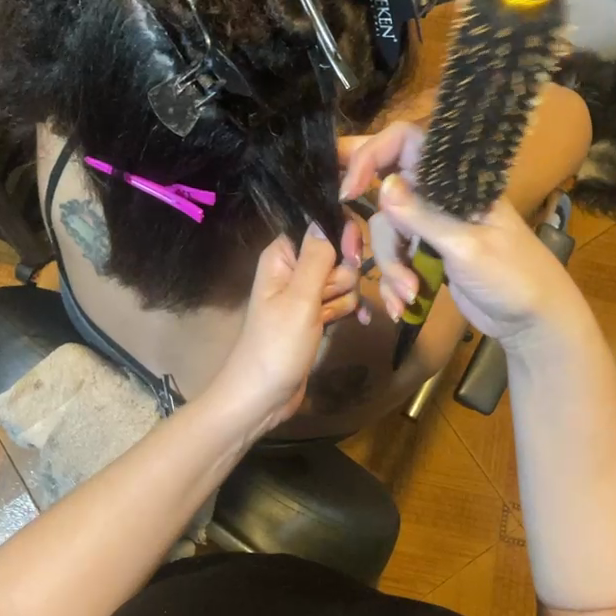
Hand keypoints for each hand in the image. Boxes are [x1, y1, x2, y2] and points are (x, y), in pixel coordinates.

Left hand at [210, 224, 344, 434]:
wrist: (262, 396)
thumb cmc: (276, 346)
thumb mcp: (300, 298)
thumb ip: (317, 257)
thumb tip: (327, 218)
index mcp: (281, 256)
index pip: (317, 225)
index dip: (339, 236)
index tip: (352, 254)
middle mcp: (291, 269)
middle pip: (336, 253)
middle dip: (343, 275)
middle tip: (327, 298)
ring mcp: (303, 294)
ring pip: (342, 279)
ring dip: (344, 298)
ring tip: (326, 320)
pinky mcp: (313, 316)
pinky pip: (340, 301)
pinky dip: (345, 311)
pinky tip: (351, 324)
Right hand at [346, 122, 577, 349]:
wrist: (533, 321)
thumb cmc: (513, 276)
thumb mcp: (466, 247)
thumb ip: (422, 217)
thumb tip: (382, 187)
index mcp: (454, 180)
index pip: (404, 142)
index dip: (370, 156)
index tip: (349, 191)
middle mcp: (438, 196)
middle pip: (385, 195)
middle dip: (374, 229)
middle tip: (352, 251)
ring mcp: (431, 227)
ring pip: (387, 233)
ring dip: (390, 267)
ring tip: (410, 294)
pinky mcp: (427, 256)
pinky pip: (396, 260)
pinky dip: (394, 283)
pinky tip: (405, 305)